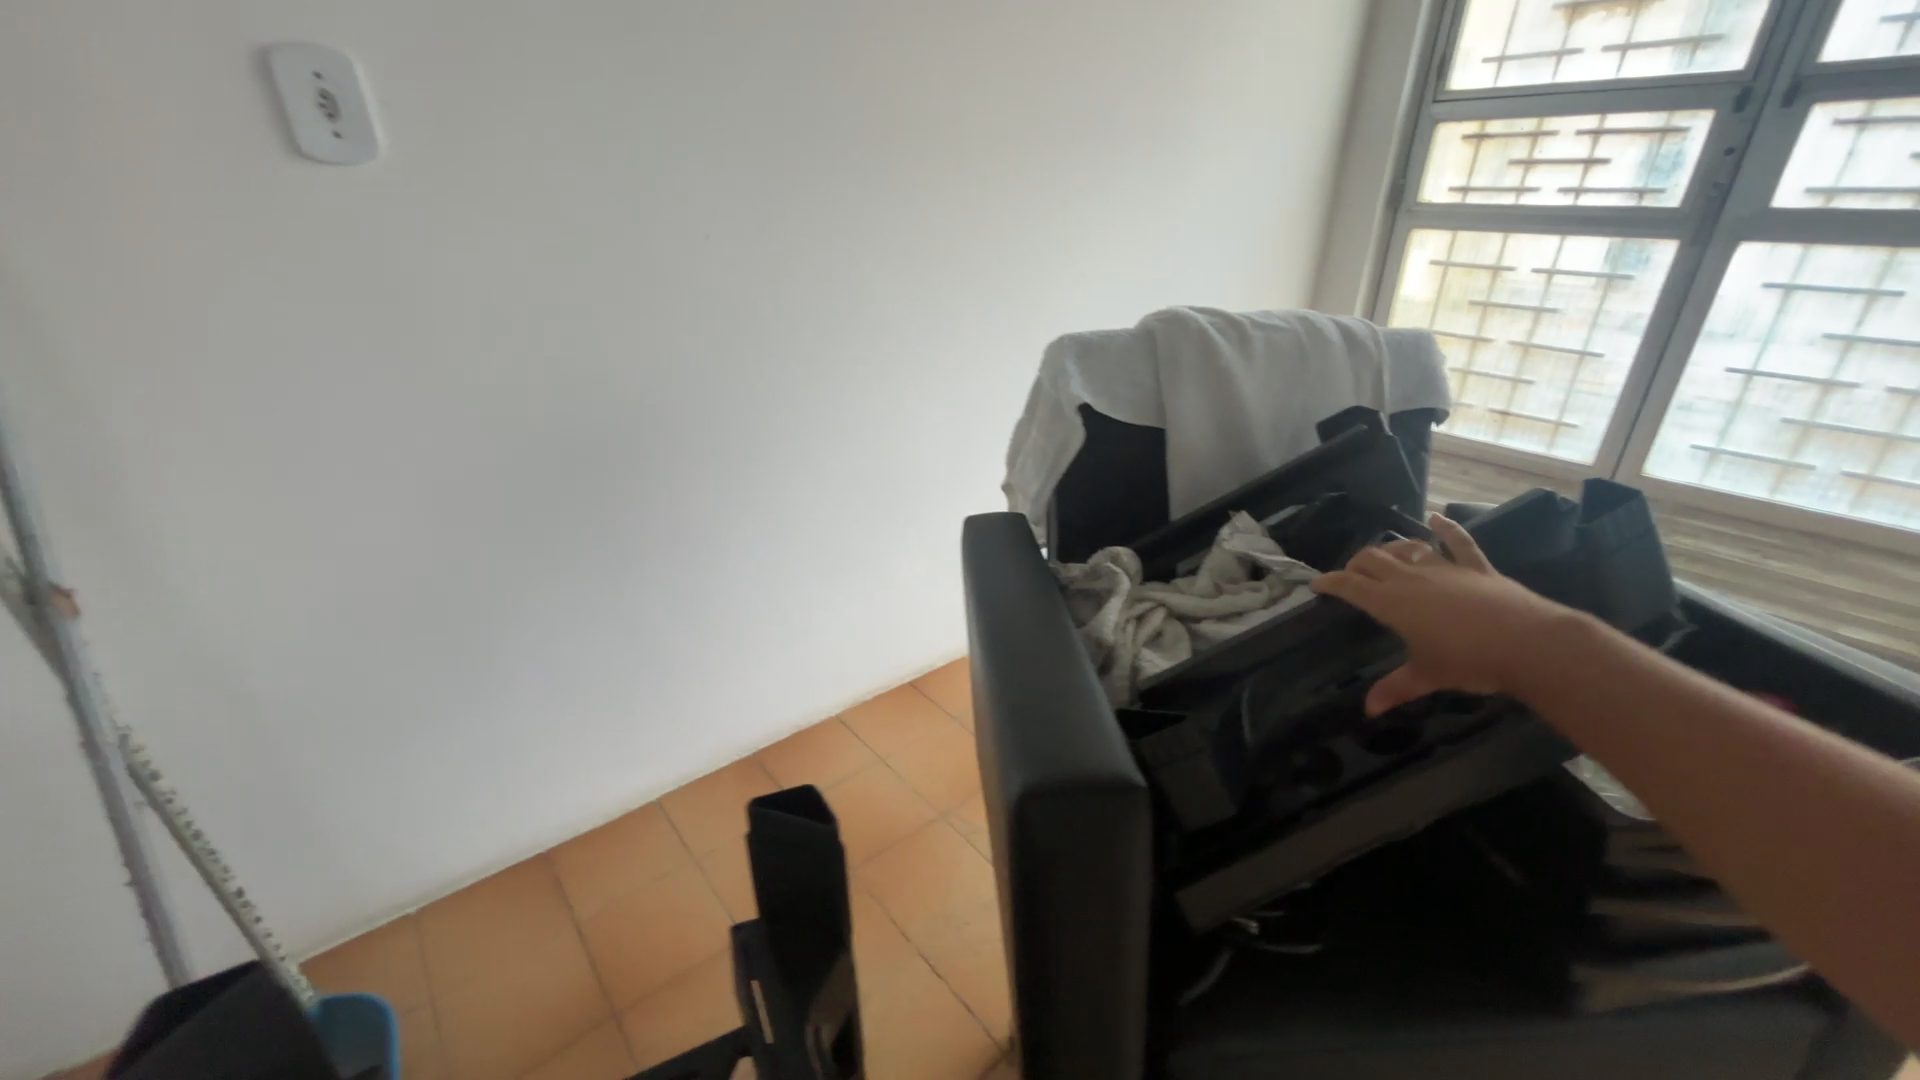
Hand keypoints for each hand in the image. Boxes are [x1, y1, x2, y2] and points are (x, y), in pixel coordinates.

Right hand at [1311, 513, 1589, 715]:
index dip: (1330, 582)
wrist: (1529, 644)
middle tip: (1349, 575)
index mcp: (1390, 603)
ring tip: (1383, 554)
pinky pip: (1459, 542)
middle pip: (1372, 559)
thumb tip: (1368, 710)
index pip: (1349, 585)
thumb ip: (1395, 688)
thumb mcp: (1427, 676)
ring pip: (1407, 548)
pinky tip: (1437, 518)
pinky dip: (1447, 528)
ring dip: (1390, 548)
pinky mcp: (1476, 567)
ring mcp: (1445, 568)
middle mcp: (1411, 579)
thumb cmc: (1469, 661)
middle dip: (1355, 564)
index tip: (1316, 584)